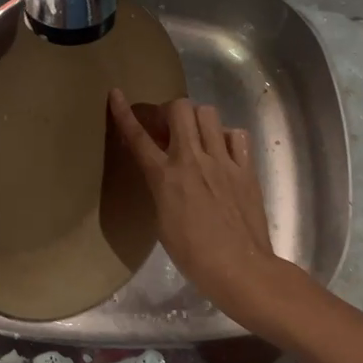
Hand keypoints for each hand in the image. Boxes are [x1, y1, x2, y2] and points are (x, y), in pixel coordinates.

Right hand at [107, 91, 272, 309]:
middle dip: (168, 110)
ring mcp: (222, 161)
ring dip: (197, 118)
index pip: (138, 137)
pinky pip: (237, 135)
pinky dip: (227, 137)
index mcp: (165, 177)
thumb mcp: (162, 221)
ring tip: (196, 135)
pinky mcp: (246, 169)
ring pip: (208, 113)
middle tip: (167, 125)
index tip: (116, 93)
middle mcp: (192, 160)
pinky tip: (223, 151)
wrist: (241, 269)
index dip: (124, 113)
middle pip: (179, 109)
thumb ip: (161, 189)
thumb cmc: (193, 255)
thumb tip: (163, 174)